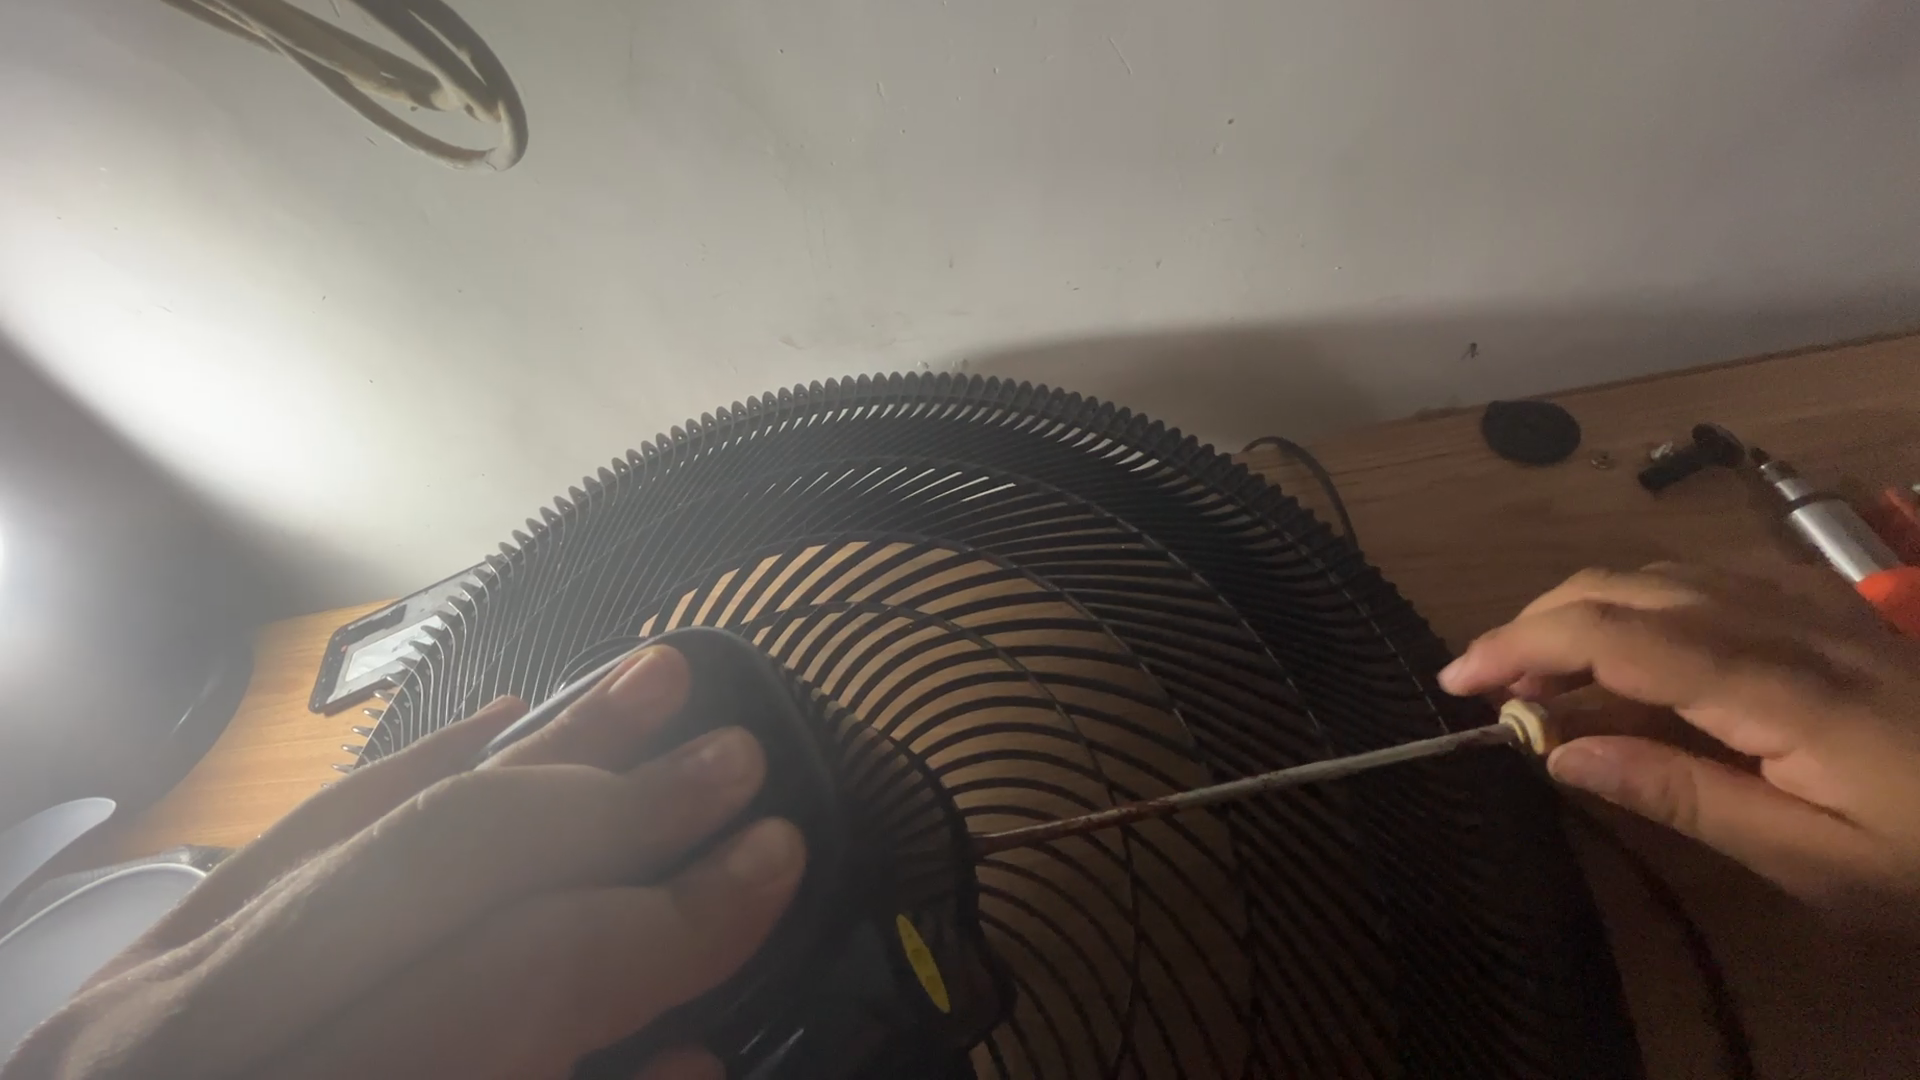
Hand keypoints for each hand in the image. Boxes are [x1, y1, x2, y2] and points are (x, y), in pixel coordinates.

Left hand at [4, 645, 805, 1079]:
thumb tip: (697, 1057)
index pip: (533, 975)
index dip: (678, 917)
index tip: (778, 857)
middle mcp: (200, 1046)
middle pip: (457, 862)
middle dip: (626, 802)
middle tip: (736, 759)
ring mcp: (141, 989)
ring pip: (392, 813)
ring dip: (551, 738)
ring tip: (656, 676)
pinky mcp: (137, 960)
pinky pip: (307, 823)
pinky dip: (425, 761)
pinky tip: (510, 715)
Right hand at [1439, 564, 1919, 927]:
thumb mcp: (1826, 866)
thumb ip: (1684, 799)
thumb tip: (1555, 753)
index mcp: (1780, 688)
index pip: (1612, 637)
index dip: (1517, 646)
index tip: (1456, 681)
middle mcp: (1781, 625)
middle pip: (1616, 589)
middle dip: (1530, 627)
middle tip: (1494, 689)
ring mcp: (1804, 609)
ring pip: (1647, 577)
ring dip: (1572, 616)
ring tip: (1547, 678)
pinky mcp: (1819, 612)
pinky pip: (1692, 584)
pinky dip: (1625, 609)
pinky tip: (1623, 657)